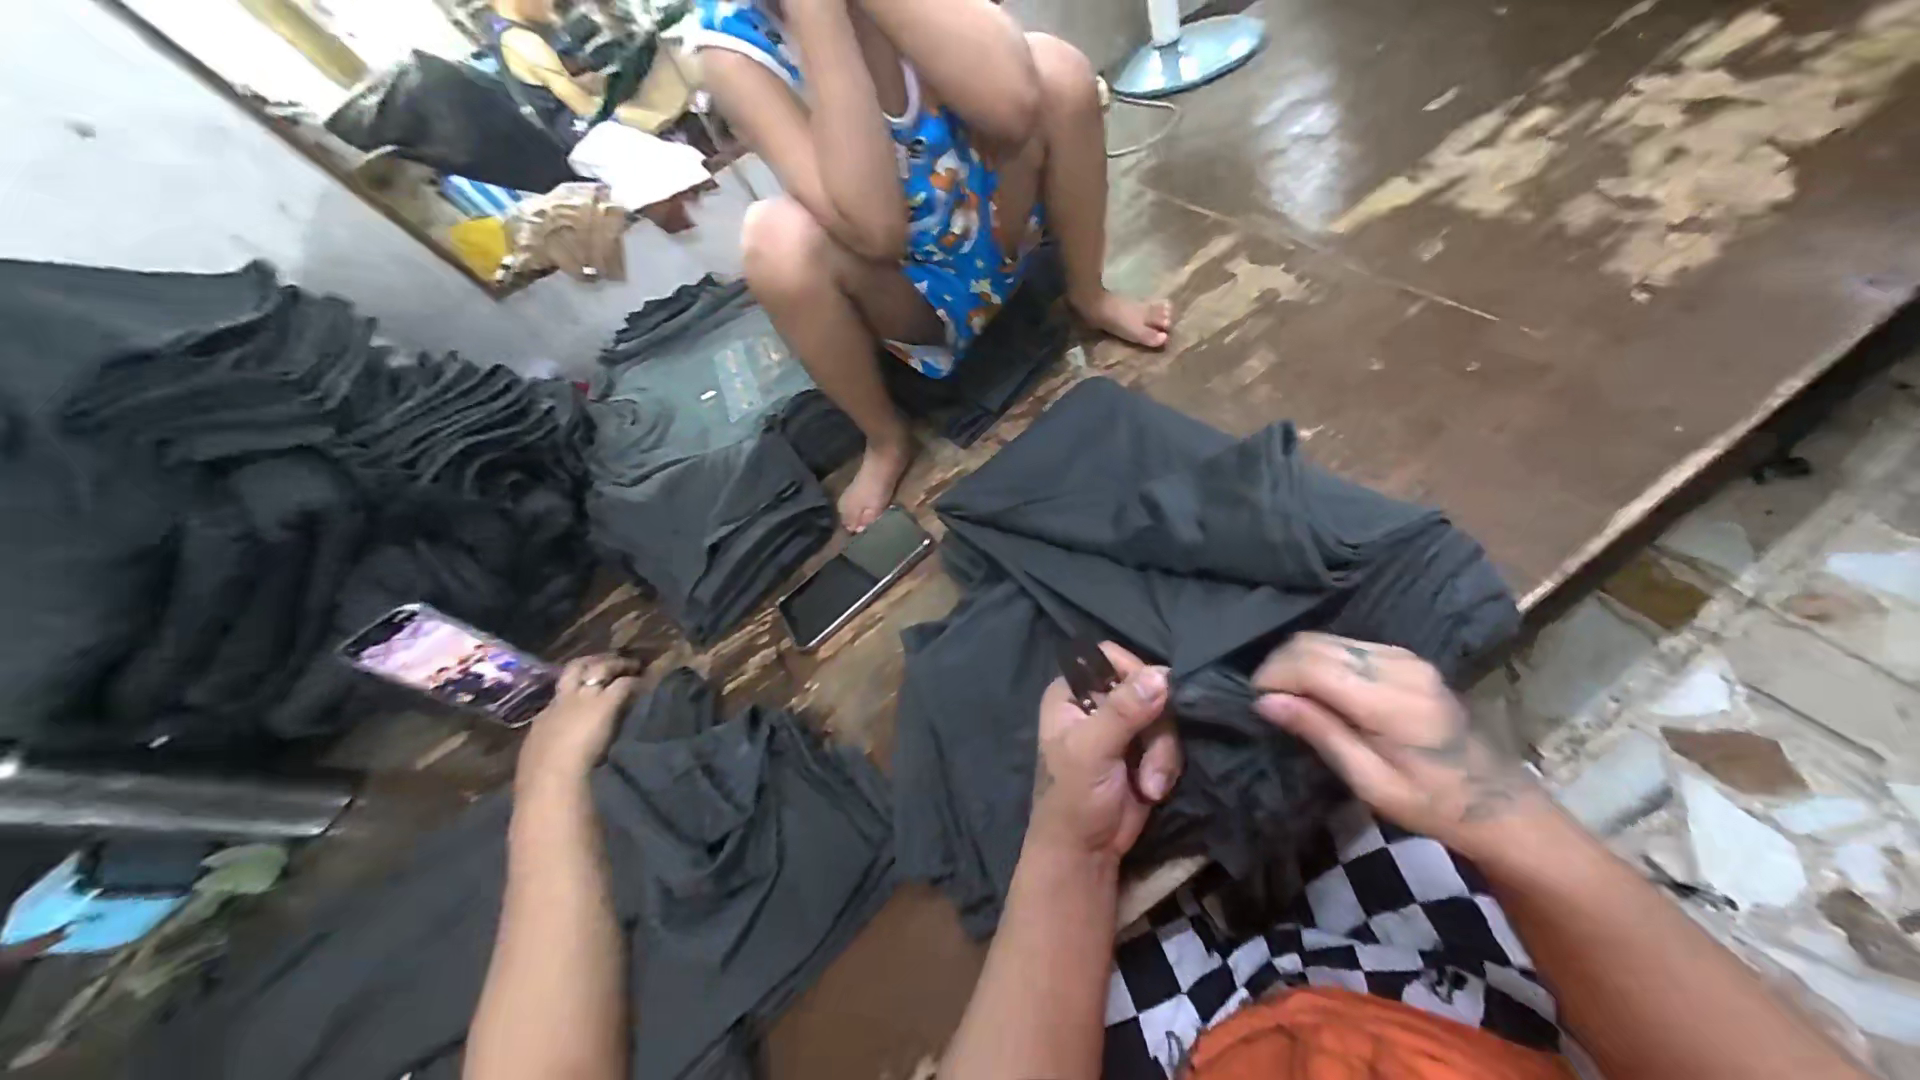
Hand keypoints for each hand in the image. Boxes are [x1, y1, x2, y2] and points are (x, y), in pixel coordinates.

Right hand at [515, 655, 640, 792]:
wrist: (550, 773)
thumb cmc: (540, 772)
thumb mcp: (539, 750)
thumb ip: (549, 740)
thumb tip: (555, 744)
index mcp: (547, 712)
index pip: (562, 688)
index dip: (576, 681)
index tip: (587, 679)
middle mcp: (564, 698)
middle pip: (577, 667)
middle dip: (593, 660)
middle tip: (610, 659)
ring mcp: (586, 696)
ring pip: (602, 667)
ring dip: (618, 664)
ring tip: (633, 664)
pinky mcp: (606, 702)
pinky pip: (624, 684)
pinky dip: (635, 681)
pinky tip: (644, 681)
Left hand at [1029, 643, 1182, 860]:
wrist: (1086, 852)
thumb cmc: (1074, 797)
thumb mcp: (1092, 750)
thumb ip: (1124, 712)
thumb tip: (1160, 674)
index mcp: (1070, 692)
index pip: (1108, 657)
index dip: (1133, 673)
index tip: (1152, 697)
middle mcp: (1095, 701)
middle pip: (1145, 686)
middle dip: (1156, 728)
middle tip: (1150, 762)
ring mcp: (1122, 726)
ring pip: (1163, 715)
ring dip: (1163, 754)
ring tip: (1149, 786)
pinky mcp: (1143, 749)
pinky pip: (1170, 739)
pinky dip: (1166, 765)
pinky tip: (1151, 789)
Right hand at [1251, 633, 1540, 854]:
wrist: (1502, 804)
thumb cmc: (1434, 805)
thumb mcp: (1370, 782)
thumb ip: (1319, 732)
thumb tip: (1264, 701)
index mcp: (1391, 702)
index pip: (1311, 665)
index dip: (1273, 676)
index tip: (1255, 701)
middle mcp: (1398, 667)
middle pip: (1313, 644)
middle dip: (1278, 666)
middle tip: (1266, 700)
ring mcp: (1405, 658)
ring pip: (1325, 639)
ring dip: (1296, 661)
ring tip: (1286, 695)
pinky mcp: (1406, 658)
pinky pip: (1344, 645)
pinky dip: (1318, 660)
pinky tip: (1315, 688)